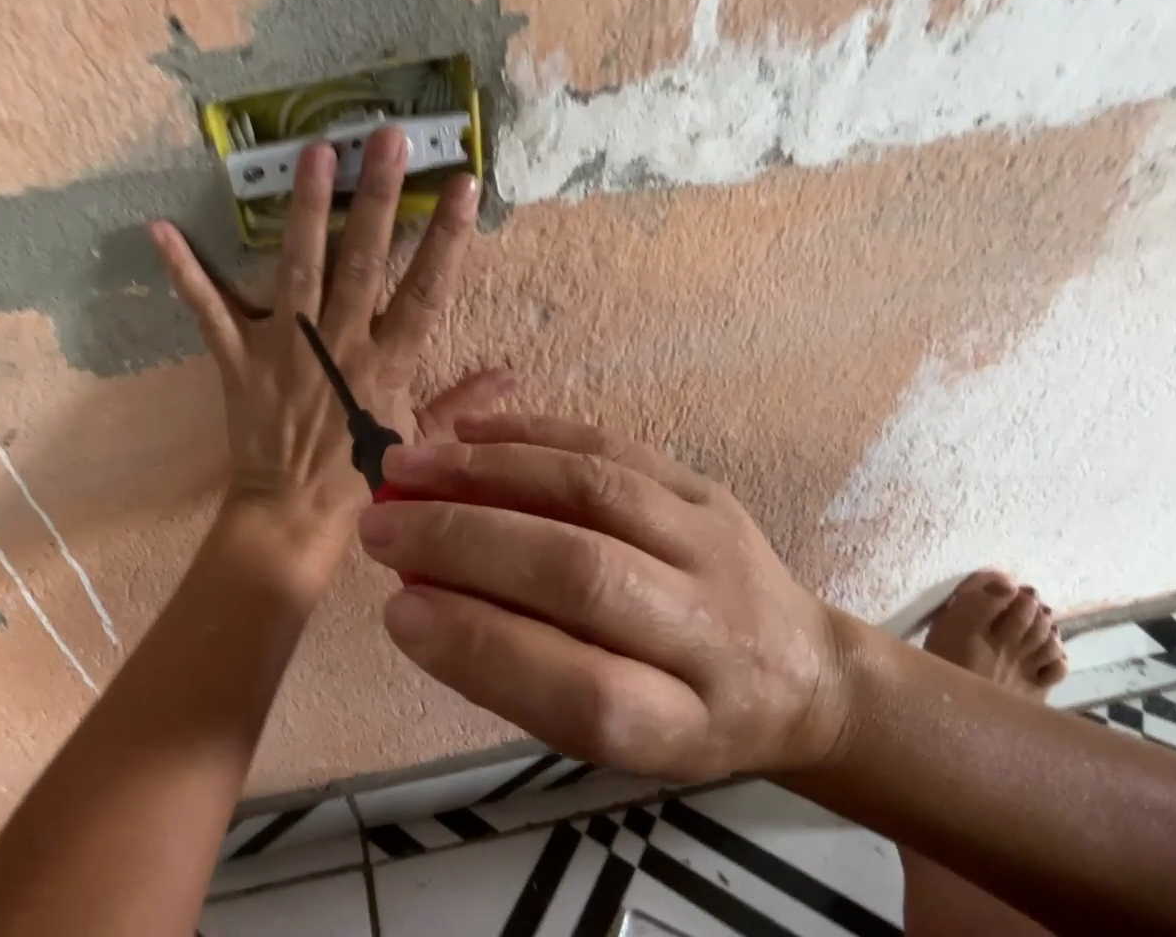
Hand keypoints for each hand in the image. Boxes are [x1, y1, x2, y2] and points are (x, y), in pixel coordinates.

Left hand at [149, 127, 514, 544]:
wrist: (294, 514)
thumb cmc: (363, 477)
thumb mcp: (421, 440)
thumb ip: (465, 403)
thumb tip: (511, 373)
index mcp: (388, 362)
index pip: (426, 289)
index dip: (446, 236)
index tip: (461, 183)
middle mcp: (339, 344)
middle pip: (362, 261)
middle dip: (377, 197)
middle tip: (386, 137)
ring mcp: (285, 347)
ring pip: (298, 269)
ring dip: (306, 208)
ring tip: (316, 152)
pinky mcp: (239, 358)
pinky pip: (209, 312)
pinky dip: (184, 272)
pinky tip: (160, 228)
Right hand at [354, 414, 850, 782]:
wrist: (797, 672)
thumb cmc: (679, 718)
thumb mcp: (609, 742)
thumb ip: (521, 678)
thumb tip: (417, 601)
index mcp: (683, 727)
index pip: (583, 692)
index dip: (482, 649)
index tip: (397, 610)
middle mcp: (714, 636)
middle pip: (583, 575)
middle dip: (464, 542)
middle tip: (379, 524)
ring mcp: (718, 548)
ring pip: (594, 492)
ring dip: (486, 474)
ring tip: (408, 467)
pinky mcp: (709, 490)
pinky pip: (613, 447)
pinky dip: (531, 433)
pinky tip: (467, 433)